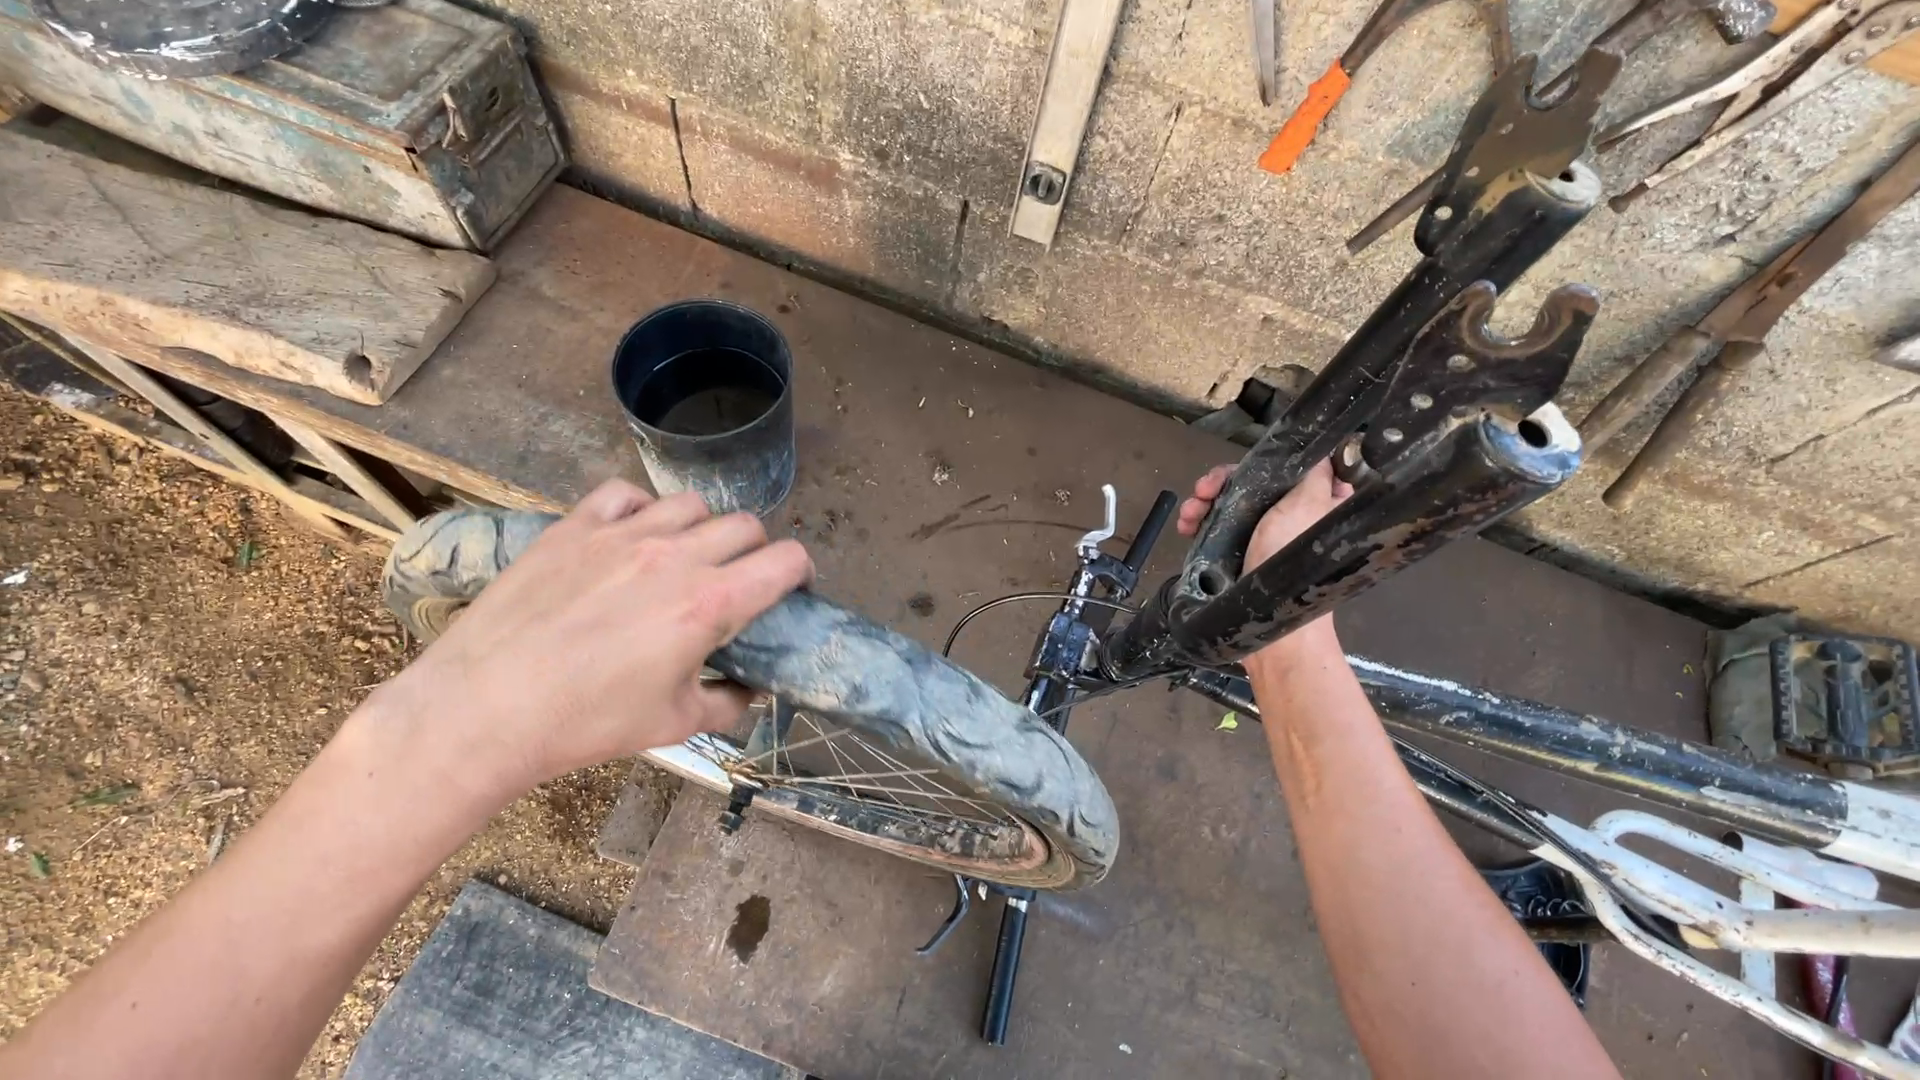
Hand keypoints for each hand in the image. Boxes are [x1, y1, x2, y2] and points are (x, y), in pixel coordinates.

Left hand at [362, 480, 812, 806]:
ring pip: (691, 504)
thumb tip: (751, 691)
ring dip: (702, 529)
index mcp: (710, 602)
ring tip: (681, 558)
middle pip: (746, 525)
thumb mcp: (675, 724)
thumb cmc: (588, 723)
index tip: (791, 590)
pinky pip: (626, 494)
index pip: (786, 559)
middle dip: (756, 552)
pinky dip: (642, 509)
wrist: (484, 708)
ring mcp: (622, 533)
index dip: (801, 572)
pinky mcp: (575, 526)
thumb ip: (729, 702)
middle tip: (736, 582)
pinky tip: (631, 536)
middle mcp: (676, 555)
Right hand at [1177, 459, 1351, 665]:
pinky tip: (1185, 526)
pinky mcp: (1237, 551)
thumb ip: (1314, 473)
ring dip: (1203, 502)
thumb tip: (1320, 448)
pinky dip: (1197, 521)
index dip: (1259, 461)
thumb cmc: (1293, 561)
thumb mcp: (1308, 506)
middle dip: (1221, 482)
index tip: (1235, 468)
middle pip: (1251, 482)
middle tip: (1203, 489)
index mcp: (1313, 500)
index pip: (1286, 467)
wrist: (1268, 618)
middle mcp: (1288, 514)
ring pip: (1228, 503)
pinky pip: (1214, 526)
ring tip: (1188, 513)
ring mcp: (1260, 534)